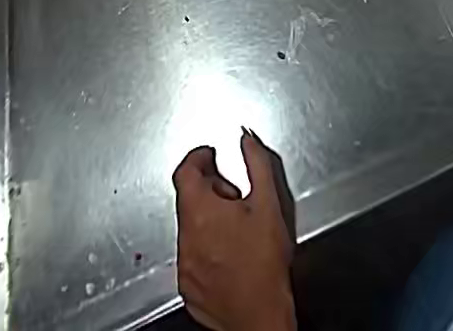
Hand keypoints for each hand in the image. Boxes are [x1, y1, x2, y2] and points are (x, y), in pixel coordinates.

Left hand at [173, 129, 295, 330]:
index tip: (210, 154)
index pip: (184, 171)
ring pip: (189, 227)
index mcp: (201, 211)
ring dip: (206, 217)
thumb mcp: (268, 202)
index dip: (198, 157)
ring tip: (236, 225)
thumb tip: (246, 139)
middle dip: (208, 187)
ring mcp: (184, 265)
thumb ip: (256, 163)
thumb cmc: (266, 263)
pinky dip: (205, 244)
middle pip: (188, 197)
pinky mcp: (187, 286)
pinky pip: (190, 254)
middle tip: (233, 193)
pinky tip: (228, 250)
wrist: (261, 316)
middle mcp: (186, 237)